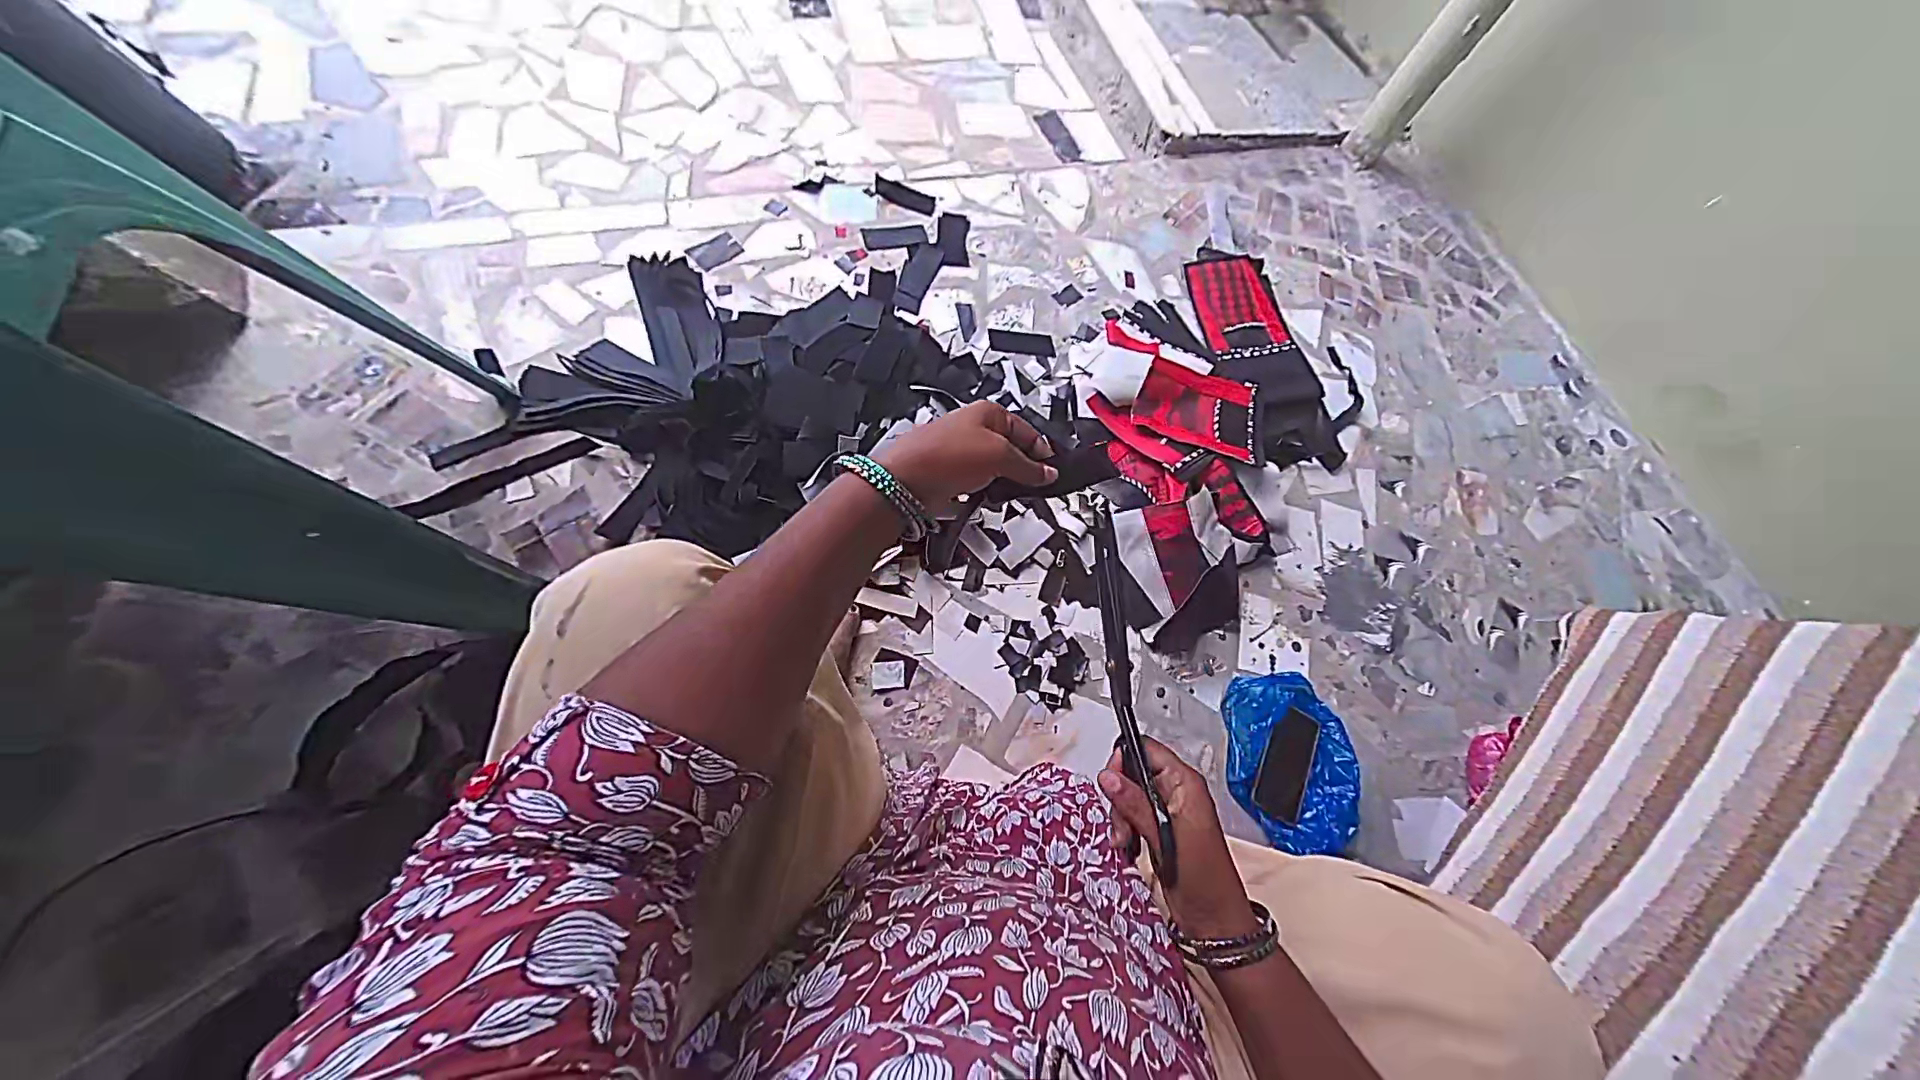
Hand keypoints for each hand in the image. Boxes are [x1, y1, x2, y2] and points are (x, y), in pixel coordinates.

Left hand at [873, 400, 1057, 509]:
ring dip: (1000, 484)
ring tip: (1001, 492)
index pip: (1028, 431)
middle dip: (1021, 470)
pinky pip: (975, 487)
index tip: (1052, 470)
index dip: (1042, 452)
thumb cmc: (939, 455)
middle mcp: (972, 430)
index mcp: (988, 412)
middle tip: (1031, 484)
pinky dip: (981, 495)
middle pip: (1010, 451)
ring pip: (993, 472)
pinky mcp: (949, 477)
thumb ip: (1028, 466)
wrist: (903, 482)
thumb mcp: (999, 456)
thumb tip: (1046, 472)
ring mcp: (960, 454)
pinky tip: (980, 499)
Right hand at [1100, 738, 1258, 940]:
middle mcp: (1176, 793)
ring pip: (1128, 796)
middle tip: (1121, 824)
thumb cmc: (1204, 881)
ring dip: (1120, 818)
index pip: (1146, 749)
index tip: (1111, 785)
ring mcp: (1167, 811)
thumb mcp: (1164, 838)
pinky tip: (1128, 847)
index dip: (1123, 762)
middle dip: (1119, 798)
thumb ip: (1135, 804)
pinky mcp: (1160, 829)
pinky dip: (1125, 830)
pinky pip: (1132, 816)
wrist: (1214, 922)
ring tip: (1125, 841)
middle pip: (1132, 773)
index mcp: (1185, 784)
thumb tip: (1110, 776)